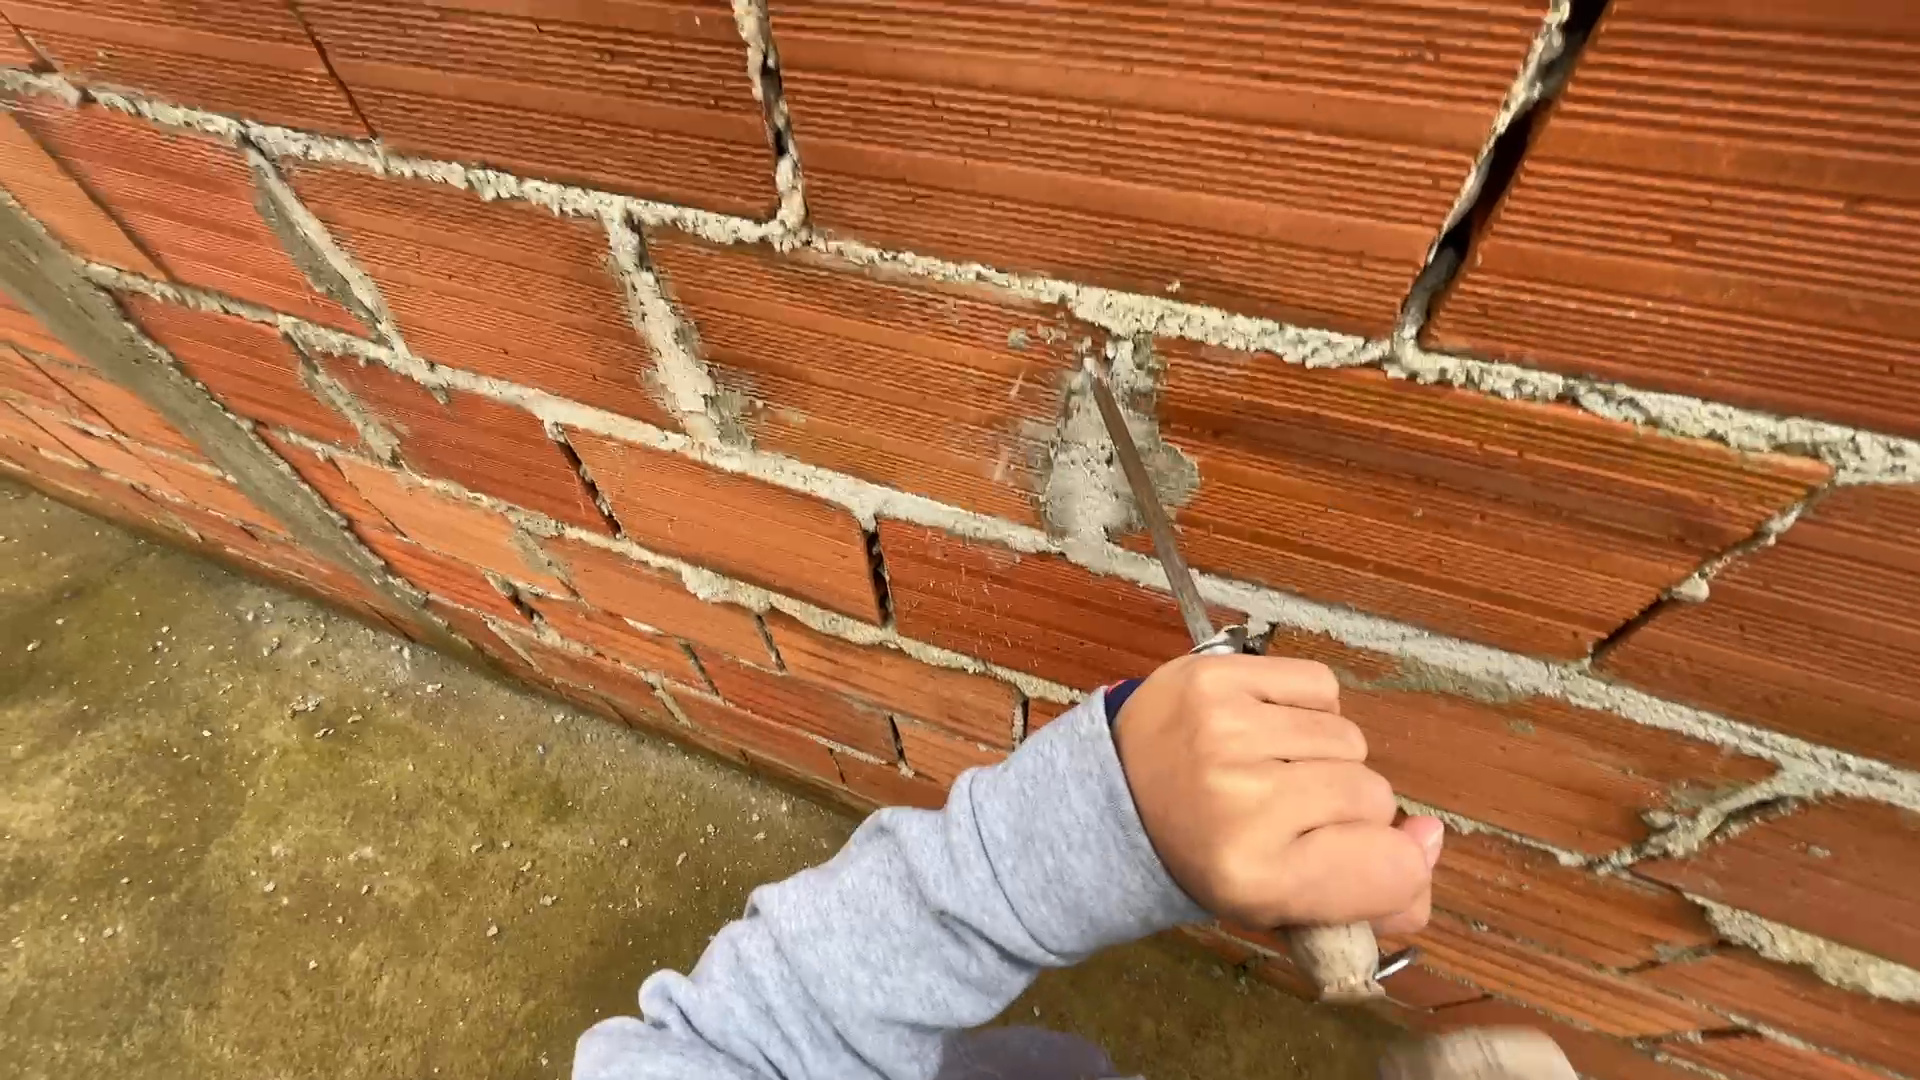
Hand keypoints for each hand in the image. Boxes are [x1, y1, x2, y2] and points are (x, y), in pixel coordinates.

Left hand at [1112, 653, 1439, 934]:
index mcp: (1254, 876)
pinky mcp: (1214, 675)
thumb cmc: (1200, 850)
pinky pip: (1318, 684)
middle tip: (1284, 808)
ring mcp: (1224, 728)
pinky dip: (1306, 705)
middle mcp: (1239, 798)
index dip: (1386, 862)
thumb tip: (1431, 836)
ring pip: (1347, 736)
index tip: (1345, 853)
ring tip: (1269, 764)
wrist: (1113, 790)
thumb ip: (1370, 895)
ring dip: (1322, 753)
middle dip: (1344, 805)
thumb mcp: (1277, 905)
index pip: (1391, 867)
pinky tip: (1265, 725)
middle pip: (1373, 794)